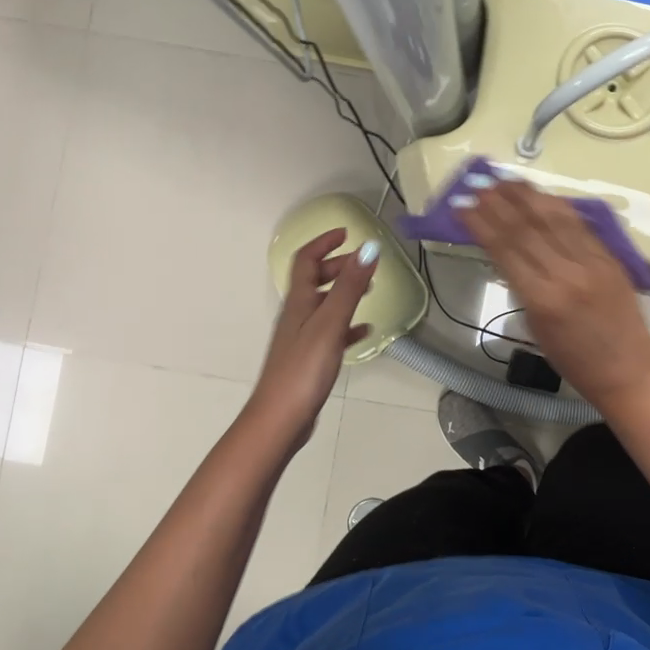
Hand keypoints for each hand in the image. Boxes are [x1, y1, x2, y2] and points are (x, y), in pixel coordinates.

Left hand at [248, 229, 376, 442]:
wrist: (280, 417)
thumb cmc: (304, 368)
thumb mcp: (330, 322)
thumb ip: (350, 286)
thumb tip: (368, 248)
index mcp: (299, 301)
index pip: (307, 259)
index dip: (324, 242)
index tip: (346, 233)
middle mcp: (297, 314)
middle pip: (315, 280)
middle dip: (338, 266)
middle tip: (364, 265)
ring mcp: (302, 338)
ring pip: (324, 305)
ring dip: (345, 293)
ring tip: (369, 292)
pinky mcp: (309, 359)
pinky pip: (330, 332)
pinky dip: (348, 325)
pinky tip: (364, 332)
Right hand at [456, 179, 649, 407]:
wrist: (628, 372)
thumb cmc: (575, 362)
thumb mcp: (536, 330)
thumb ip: (522, 289)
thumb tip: (507, 256)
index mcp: (543, 298)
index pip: (505, 249)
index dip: (481, 223)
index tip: (462, 206)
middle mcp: (567, 273)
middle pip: (527, 228)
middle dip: (499, 203)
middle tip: (479, 186)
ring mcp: (592, 262)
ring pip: (554, 219)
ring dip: (527, 196)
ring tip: (505, 181)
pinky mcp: (610, 258)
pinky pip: (580, 225)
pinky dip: (557, 207)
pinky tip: (542, 197)